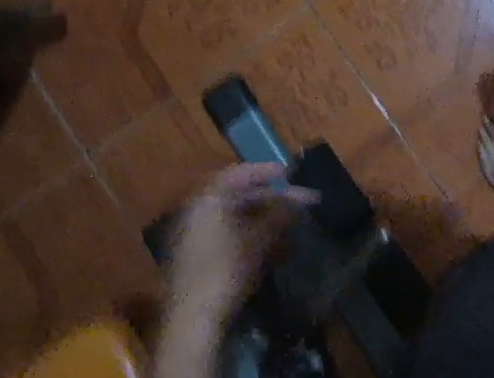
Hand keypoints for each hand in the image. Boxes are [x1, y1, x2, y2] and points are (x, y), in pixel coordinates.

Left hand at [166, 163, 318, 319]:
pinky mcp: (198, 260)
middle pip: (240, 197)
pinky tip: (275, 247)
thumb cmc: (226, 268)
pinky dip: (253, 236)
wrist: (192, 321)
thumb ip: (281, 213)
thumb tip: (301, 200)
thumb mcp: (259, 238)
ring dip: (266, 219)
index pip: (239, 174)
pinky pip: (230, 237)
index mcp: (208, 200)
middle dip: (273, 200)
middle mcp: (197, 213)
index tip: (291, 174)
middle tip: (301, 203)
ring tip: (292, 225)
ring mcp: (195, 237)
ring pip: (237, 219)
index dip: (267, 171)